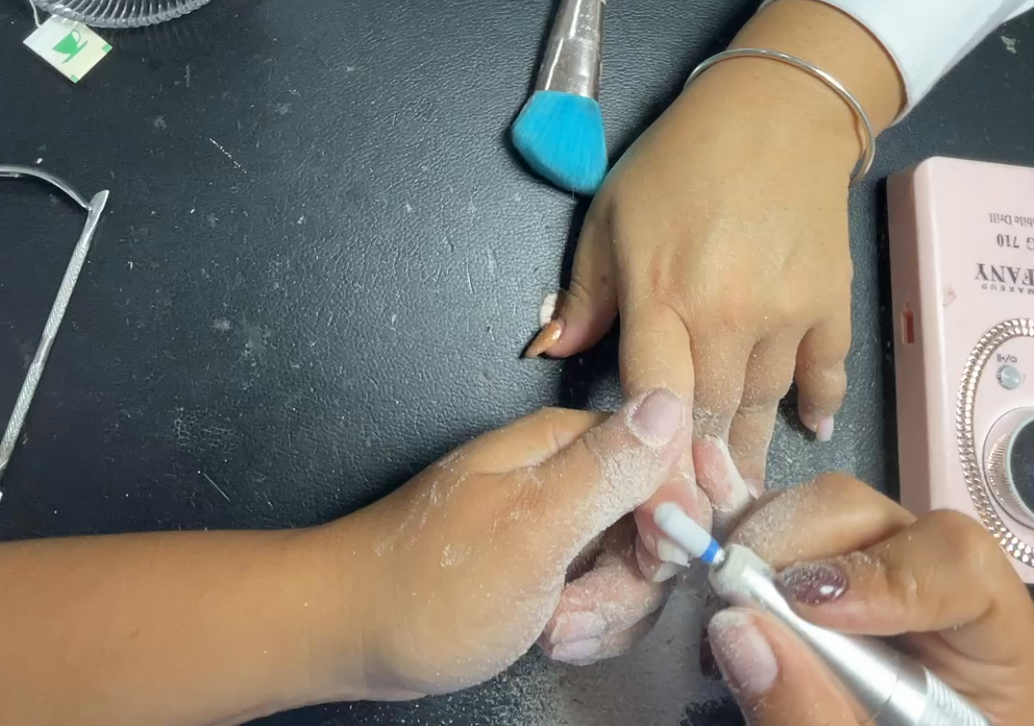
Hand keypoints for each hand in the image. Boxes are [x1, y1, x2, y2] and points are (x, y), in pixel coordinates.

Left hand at [322, 389, 689, 697]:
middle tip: (576, 604)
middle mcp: (563, 472)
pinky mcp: (548, 560)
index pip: (662, 455)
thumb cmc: (432, 583)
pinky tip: (548, 632)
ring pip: (632, 564)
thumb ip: (605, 467)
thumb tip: (667, 401)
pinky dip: (587, 622)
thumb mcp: (531, 526)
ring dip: (604, 609)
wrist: (359, 631)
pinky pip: (604, 591)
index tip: (655, 558)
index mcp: (562, 444)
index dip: (674, 513)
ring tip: (550, 623)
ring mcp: (556, 519)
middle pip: (653, 519)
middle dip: (630, 578)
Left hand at [529, 0, 903, 581]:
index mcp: (662, 297)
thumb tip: (549, 351)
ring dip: (745, 449)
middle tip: (691, 521)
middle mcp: (727, 318)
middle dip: (698, 472)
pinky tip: (806, 430)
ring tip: (736, 494)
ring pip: (761, 404)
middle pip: (709, 416)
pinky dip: (813, 404)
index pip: (651, 402)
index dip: (648, 463)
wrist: (774, 114)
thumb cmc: (677, 163)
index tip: (646, 509)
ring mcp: (788, 315)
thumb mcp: (611, 218)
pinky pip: (823, 372)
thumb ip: (586, 295)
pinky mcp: (832, 304)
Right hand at [708, 475, 1033, 724]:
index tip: (806, 607)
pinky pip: (774, 522)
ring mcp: (865, 569)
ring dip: (759, 542)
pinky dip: (738, 542)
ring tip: (727, 603)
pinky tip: (724, 593)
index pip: (961, 563)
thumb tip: (737, 628)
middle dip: (795, 543)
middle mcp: (927, 588)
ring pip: (816, 510)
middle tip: (736, 592)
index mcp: (986, 648)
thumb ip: (814, 719)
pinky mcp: (810, 568)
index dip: (885, 571)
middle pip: (870, 516)